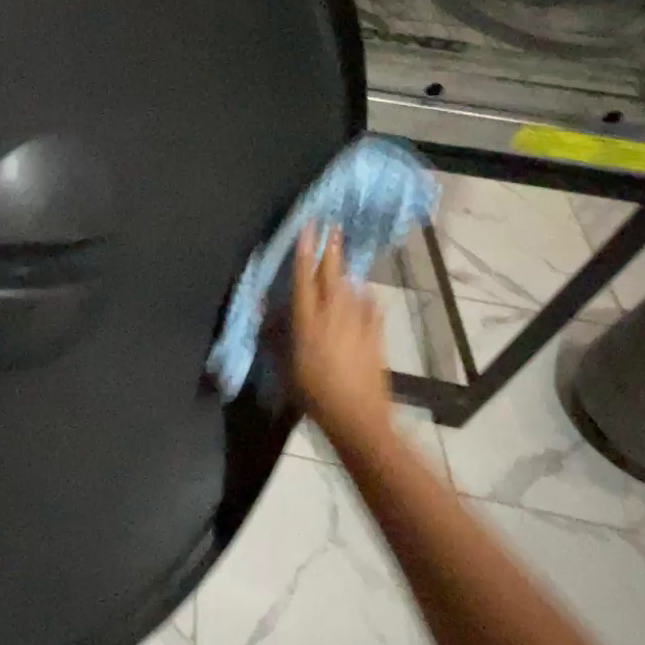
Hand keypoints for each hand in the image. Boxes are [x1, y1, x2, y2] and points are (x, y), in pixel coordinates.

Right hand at [282, 224, 391, 437]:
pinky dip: (365, 297)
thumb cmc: (313, 393)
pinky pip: (371, 309)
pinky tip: (365, 291)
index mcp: (307, 321)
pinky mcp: (376, 338)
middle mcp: (333, 315)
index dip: (304, 251)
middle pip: (332, 275)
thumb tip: (268, 311)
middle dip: (332, 249)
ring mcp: (358, 325)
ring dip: (346, 269)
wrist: (357, 417)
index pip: (303, 278)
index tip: (307, 228)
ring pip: (351, 288)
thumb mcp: (285, 365)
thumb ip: (276, 336)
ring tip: (344, 255)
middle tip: (333, 227)